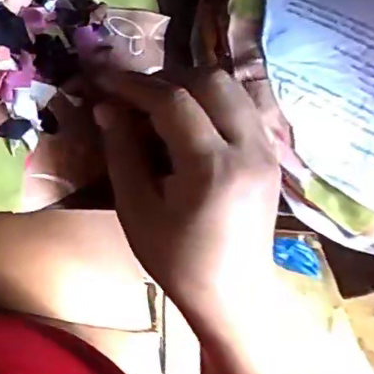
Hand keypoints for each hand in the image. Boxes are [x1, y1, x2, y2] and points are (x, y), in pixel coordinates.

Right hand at [93, 69, 281, 327]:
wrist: (234, 295)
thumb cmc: (177, 259)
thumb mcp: (136, 209)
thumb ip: (121, 151)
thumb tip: (105, 106)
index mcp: (212, 166)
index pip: (172, 100)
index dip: (132, 84)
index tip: (102, 78)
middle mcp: (248, 148)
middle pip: (209, 80)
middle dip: (164, 78)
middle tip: (132, 95)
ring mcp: (266, 150)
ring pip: (231, 87)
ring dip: (190, 84)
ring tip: (157, 104)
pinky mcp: (270, 155)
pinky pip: (242, 106)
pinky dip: (211, 100)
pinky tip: (187, 121)